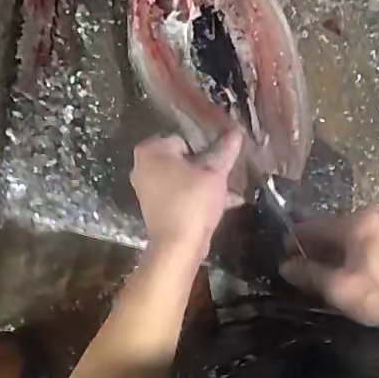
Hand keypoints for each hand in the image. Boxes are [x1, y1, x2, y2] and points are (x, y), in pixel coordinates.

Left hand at [130, 130, 242, 259]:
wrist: (178, 245)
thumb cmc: (193, 201)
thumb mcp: (215, 173)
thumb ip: (225, 150)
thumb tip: (236, 132)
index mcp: (151, 150)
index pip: (183, 138)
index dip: (204, 148)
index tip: (220, 160)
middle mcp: (142, 166)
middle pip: (182, 160)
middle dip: (204, 166)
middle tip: (224, 175)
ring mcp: (146, 189)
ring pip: (182, 179)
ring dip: (204, 183)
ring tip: (229, 191)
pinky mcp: (155, 208)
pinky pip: (179, 195)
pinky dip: (196, 198)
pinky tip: (222, 204)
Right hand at [279, 210, 378, 328]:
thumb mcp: (337, 287)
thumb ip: (308, 273)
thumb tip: (284, 266)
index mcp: (355, 221)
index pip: (311, 226)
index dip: (293, 244)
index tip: (282, 262)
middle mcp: (369, 217)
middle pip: (328, 231)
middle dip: (311, 251)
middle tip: (297, 275)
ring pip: (343, 240)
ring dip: (327, 257)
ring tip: (315, 279)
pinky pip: (357, 245)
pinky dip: (344, 258)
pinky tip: (338, 276)